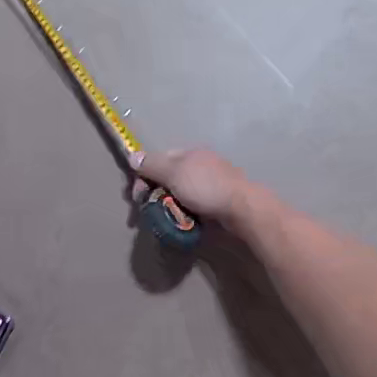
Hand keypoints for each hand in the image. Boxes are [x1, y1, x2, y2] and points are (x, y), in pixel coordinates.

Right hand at [128, 148, 256, 222]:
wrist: (244, 210)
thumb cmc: (205, 187)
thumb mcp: (173, 173)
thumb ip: (151, 165)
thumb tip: (132, 156)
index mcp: (188, 154)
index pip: (157, 160)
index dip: (143, 175)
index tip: (136, 196)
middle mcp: (198, 166)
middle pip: (167, 178)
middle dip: (153, 193)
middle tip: (145, 212)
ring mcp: (210, 185)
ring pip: (178, 194)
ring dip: (167, 206)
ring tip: (162, 220)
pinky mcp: (217, 203)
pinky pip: (192, 206)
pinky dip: (183, 213)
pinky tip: (181, 222)